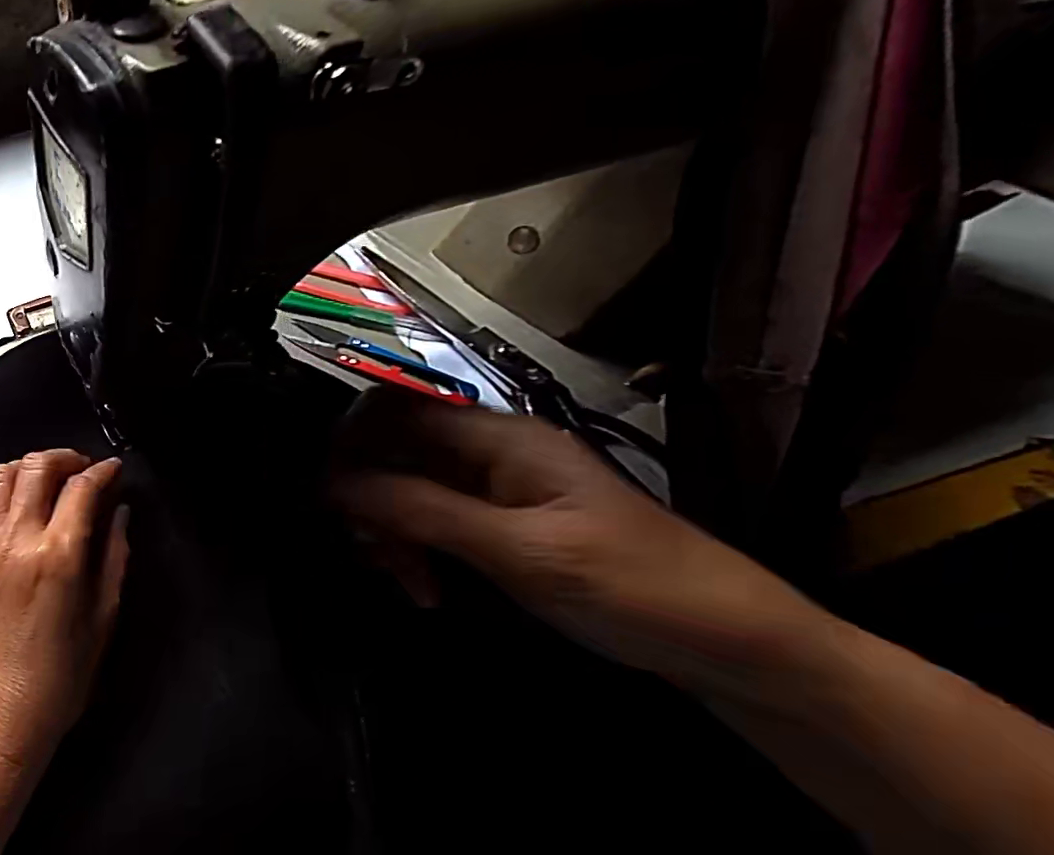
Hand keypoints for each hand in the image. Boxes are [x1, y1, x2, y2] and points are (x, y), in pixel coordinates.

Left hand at [0, 451, 128, 768]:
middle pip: (37, 467)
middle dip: (65, 458)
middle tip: (83, 469)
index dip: (104, 471)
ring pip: (0, 474)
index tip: (114, 470)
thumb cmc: (60, 672)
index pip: (82, 487)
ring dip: (29, 467)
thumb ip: (114, 554)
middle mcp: (18, 540)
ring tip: (48, 479)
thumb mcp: (104, 613)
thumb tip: (120, 512)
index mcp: (58, 555)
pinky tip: (9, 499)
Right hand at [330, 393, 831, 697]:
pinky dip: (421, 553)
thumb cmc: (632, 584)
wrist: (726, 641)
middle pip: (398, 455)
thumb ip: (426, 512)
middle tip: (378, 558)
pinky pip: (437, 524)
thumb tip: (338, 483)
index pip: (398, 413)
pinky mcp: (502, 526)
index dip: (352, 443)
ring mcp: (496, 491)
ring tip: (412, 586)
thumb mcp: (522, 551)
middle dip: (375, 503)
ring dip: (396, 535)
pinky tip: (429, 590)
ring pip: (412, 493)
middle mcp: (490, 453)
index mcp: (498, 437)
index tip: (327, 495)